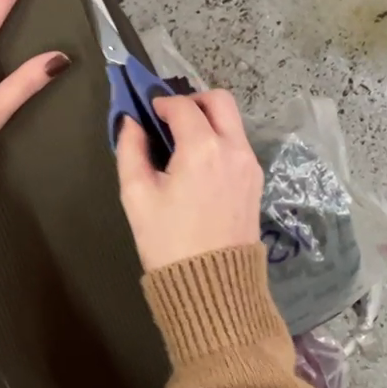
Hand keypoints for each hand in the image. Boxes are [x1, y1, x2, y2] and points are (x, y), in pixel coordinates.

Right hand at [114, 90, 263, 271]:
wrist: (212, 287)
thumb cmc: (168, 241)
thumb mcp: (136, 195)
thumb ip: (130, 149)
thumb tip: (130, 122)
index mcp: (203, 149)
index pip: (183, 106)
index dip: (162, 103)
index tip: (148, 112)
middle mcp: (233, 149)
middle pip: (220, 100)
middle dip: (193, 100)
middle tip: (171, 118)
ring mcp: (250, 164)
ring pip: (233, 121)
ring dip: (208, 120)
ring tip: (182, 142)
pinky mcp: (256, 180)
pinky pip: (238, 144)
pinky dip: (220, 139)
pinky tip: (199, 163)